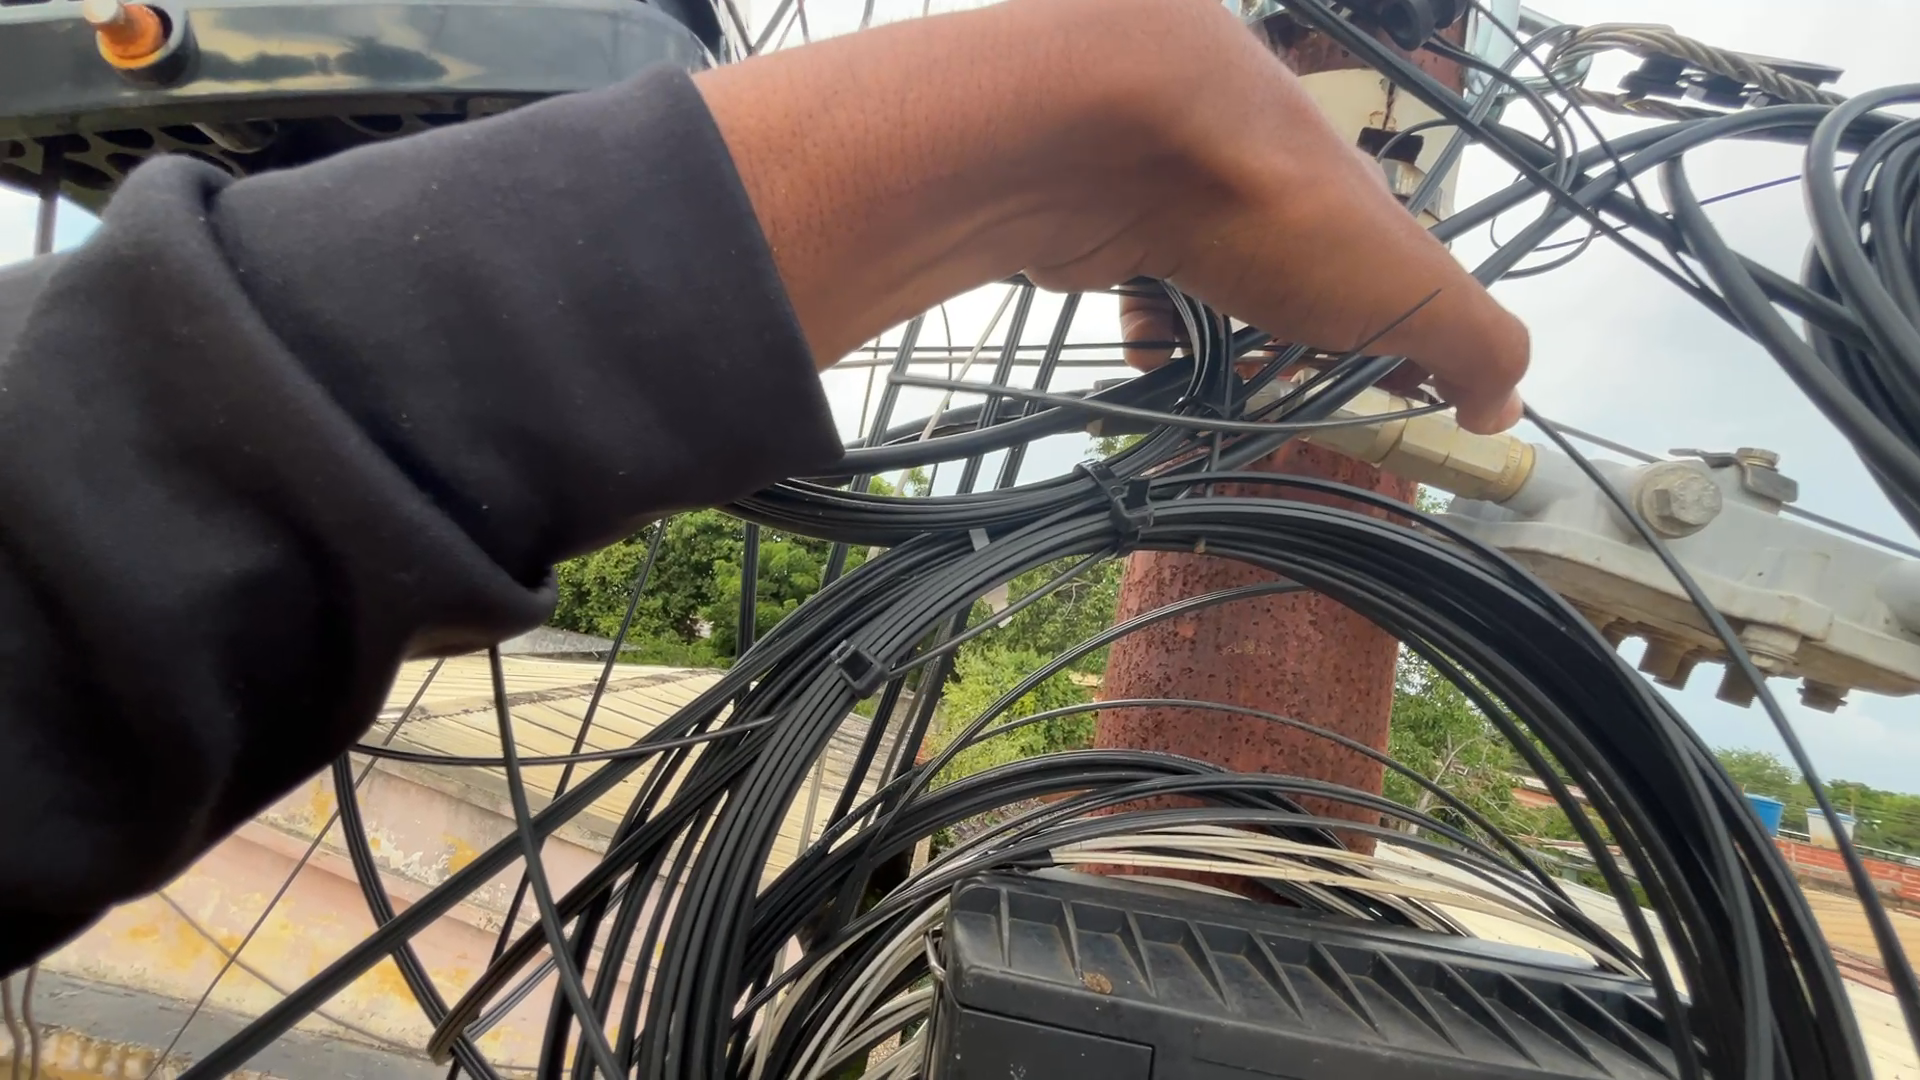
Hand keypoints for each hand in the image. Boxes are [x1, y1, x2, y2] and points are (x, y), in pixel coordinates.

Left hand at [695, 0, 1526, 431]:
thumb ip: (1474, 343)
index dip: (1381, 354)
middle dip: (1275, 362)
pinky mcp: (1127, 230)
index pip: (1385, 295)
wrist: (1135, 143)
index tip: (1365, 402)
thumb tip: (1505, 408)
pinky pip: (1142, 295)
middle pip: (1288, 306)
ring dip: (1204, 352)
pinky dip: (1146, 327)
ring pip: (1209, 307)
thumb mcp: (1411, 288)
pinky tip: (1145, 336)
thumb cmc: (1282, 219)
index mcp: (1355, 218)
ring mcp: (1197, 212)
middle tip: (1262, 399)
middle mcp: (1279, 208)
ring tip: (1194, 371)